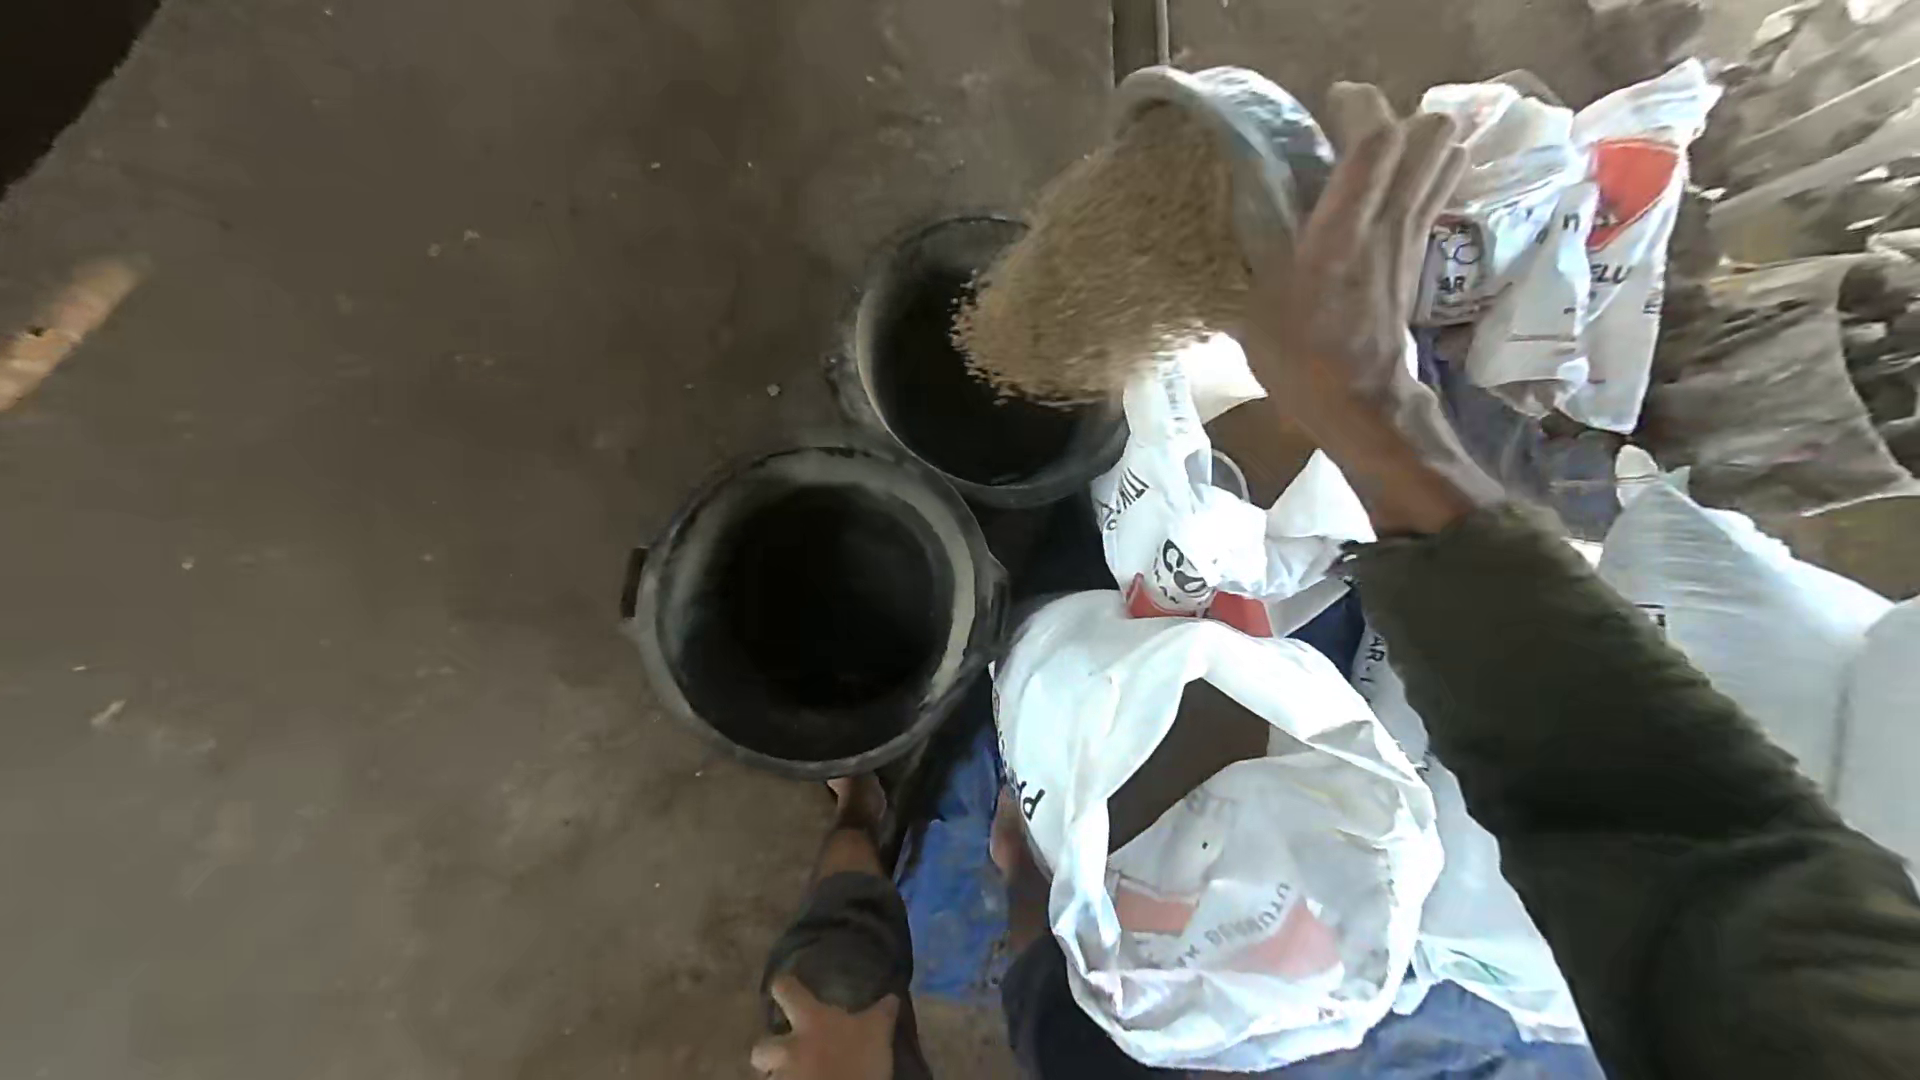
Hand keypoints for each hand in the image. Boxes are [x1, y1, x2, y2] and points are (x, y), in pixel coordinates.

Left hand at [751, 975, 898, 1079]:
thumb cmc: (858, 1062)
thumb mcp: (878, 1032)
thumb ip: (882, 1012)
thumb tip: (892, 995)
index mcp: (809, 1020)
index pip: (786, 990)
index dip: (783, 986)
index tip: (783, 985)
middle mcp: (787, 1048)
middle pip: (759, 1046)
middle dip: (766, 1049)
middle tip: (783, 1052)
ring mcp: (781, 1079)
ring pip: (767, 1077)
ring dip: (777, 1076)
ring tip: (797, 1076)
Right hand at [1237, 84, 1499, 534]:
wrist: (1359, 403)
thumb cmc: (1299, 364)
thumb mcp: (1254, 313)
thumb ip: (1250, 256)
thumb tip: (1234, 217)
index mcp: (1340, 238)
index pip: (1375, 140)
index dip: (1356, 107)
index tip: (1328, 106)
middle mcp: (1387, 226)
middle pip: (1429, 133)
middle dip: (1392, 118)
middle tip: (1346, 138)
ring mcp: (1412, 237)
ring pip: (1444, 155)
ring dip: (1412, 143)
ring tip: (1367, 161)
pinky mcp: (1420, 253)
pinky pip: (1436, 187)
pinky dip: (1417, 173)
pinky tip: (1381, 195)